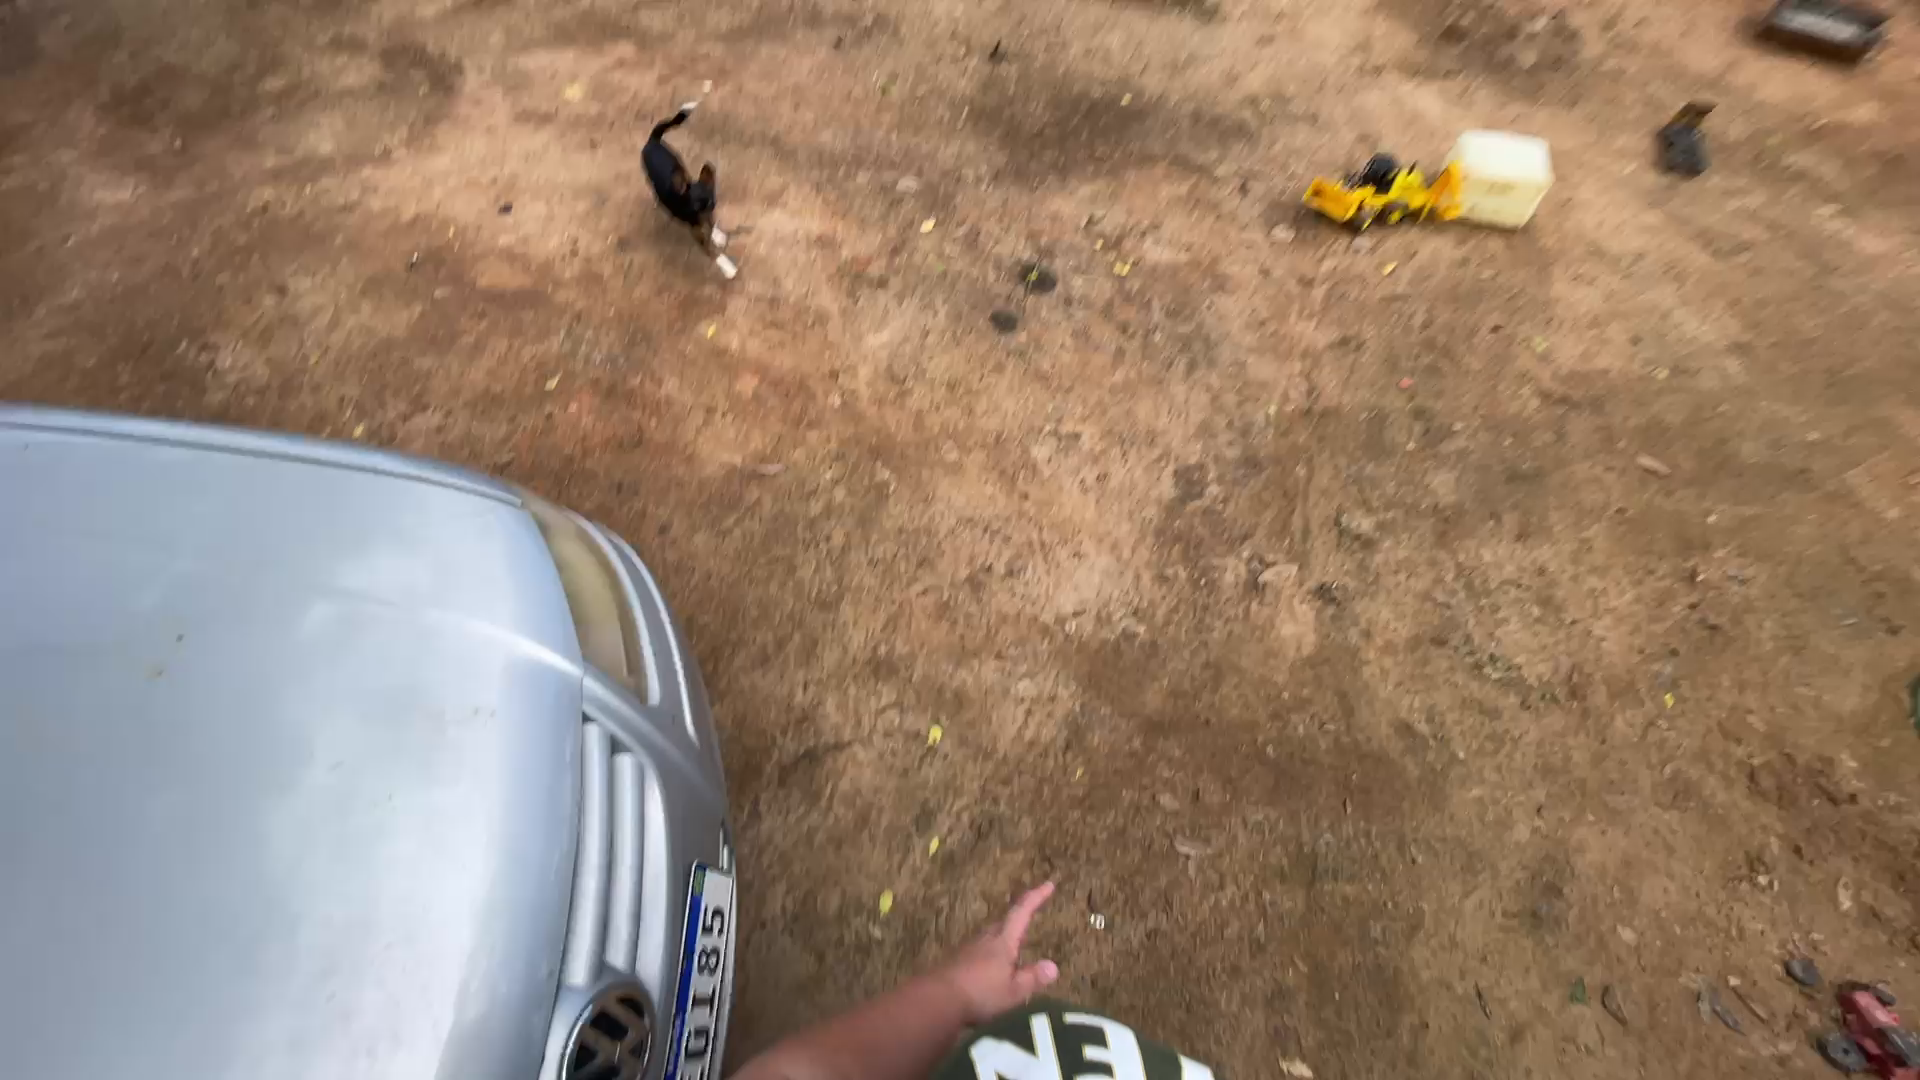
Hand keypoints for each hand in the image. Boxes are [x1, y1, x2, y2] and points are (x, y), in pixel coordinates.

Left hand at [934, 882, 1060, 1023]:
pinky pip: (983, 948)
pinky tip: (993, 964)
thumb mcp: (1013, 991)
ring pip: (994, 934)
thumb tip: (1053, 966)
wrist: (939, 997)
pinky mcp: (961, 959)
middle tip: (1032, 912)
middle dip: (1021, 915)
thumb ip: (1032, 978)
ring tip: (1015, 942)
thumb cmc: (981, 992)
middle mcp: (988, 937)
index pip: (1022, 912)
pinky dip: (994, 950)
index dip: (1036, 897)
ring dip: (1006, 933)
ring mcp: (972, 947)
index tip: (1049, 884)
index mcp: (1003, 941)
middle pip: (1007, 920)